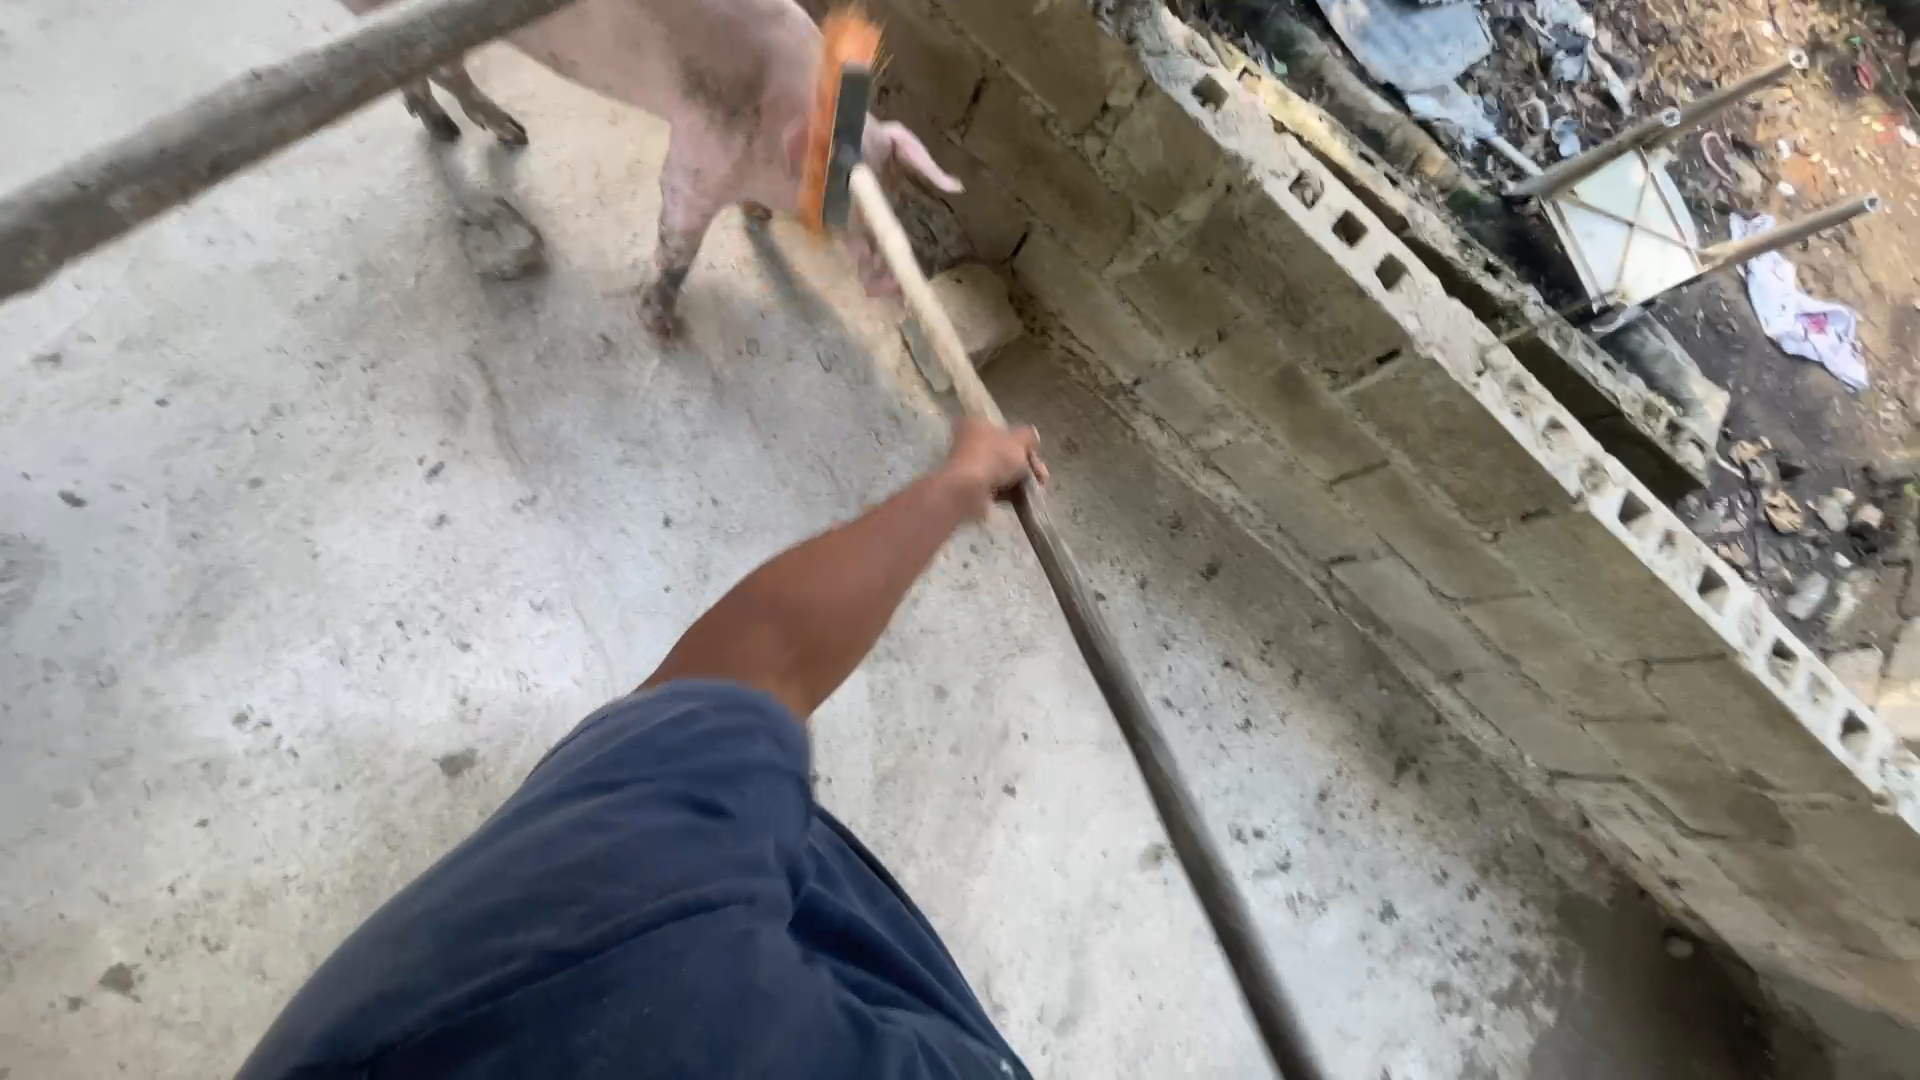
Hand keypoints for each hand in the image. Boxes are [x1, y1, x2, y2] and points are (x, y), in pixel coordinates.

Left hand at [941, 417, 1046, 516]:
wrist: (968, 490)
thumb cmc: (993, 457)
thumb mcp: (1018, 440)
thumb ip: (1029, 436)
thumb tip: (1033, 435)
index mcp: (976, 424)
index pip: (1004, 430)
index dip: (1024, 442)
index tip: (1036, 454)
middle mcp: (969, 443)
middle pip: (1005, 452)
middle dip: (1027, 464)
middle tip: (1042, 476)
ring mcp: (969, 467)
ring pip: (1002, 472)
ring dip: (1021, 480)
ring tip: (1038, 488)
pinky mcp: (971, 488)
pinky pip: (995, 488)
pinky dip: (1010, 492)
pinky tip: (1024, 498)